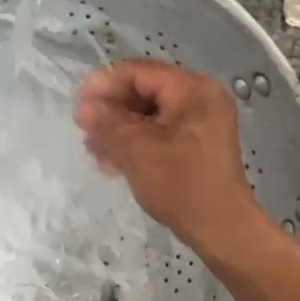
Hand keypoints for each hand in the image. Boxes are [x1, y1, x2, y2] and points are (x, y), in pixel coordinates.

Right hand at [73, 59, 265, 250]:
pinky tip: (111, 159)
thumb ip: (108, 124)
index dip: (106, 83)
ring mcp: (201, 123)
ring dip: (119, 128)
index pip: (141, 72)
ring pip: (150, 115)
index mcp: (193, 90)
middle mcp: (201, 99)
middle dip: (112, 109)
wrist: (220, 228)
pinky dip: (136, 141)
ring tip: (92, 147)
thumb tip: (82, 107)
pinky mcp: (197, 145)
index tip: (78, 101)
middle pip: (146, 91)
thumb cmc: (181, 185)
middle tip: (82, 126)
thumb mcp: (138, 151)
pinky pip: (160, 132)